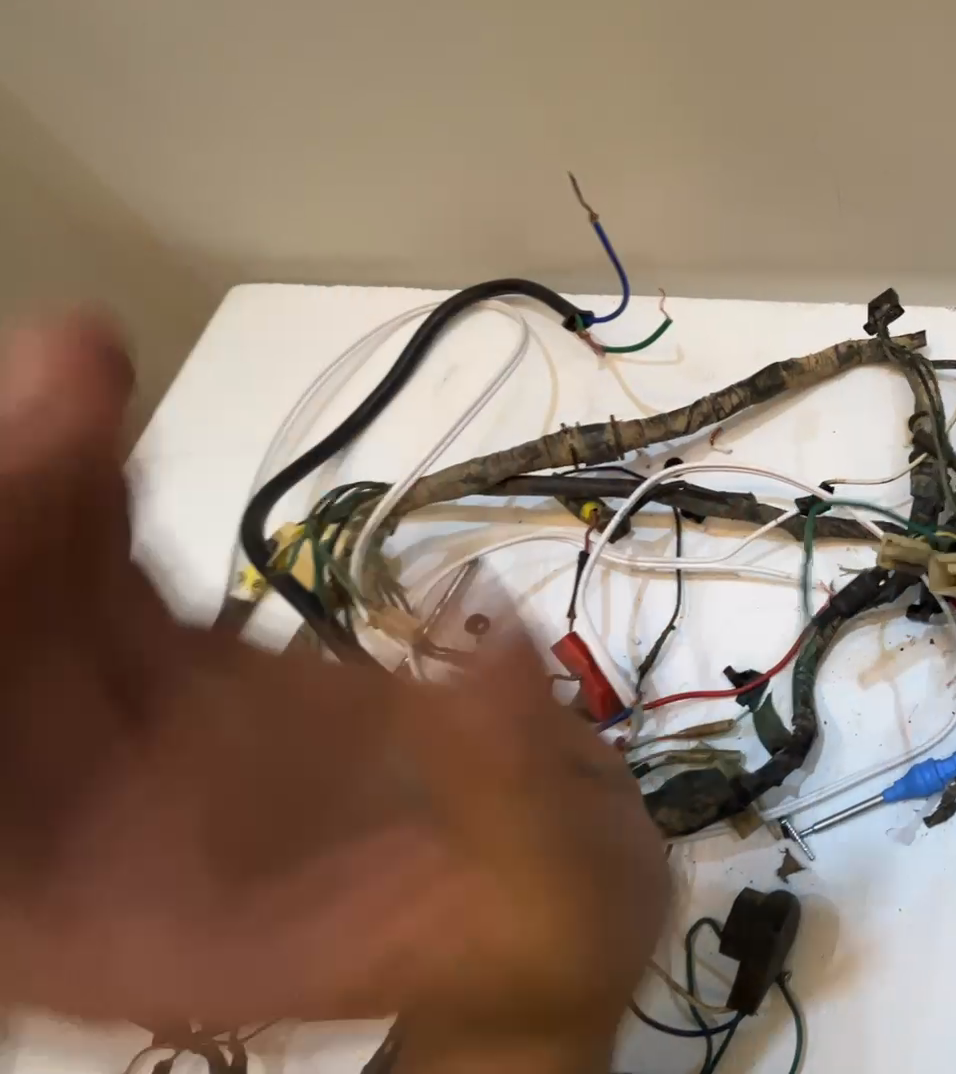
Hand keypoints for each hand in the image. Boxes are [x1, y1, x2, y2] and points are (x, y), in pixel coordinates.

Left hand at [0, 313, 668, 1065]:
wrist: (563, 905)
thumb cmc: (551, 929)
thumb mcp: (547, 879)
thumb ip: (506, 770)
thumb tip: (489, 629)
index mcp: (139, 922)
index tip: (31, 509)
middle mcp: (102, 831)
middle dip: (2, 532)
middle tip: (64, 384)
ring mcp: (158, 745)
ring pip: (30, 613)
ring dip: (34, 490)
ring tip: (81, 363)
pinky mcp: (226, 683)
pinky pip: (120, 587)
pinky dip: (101, 501)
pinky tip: (113, 421)